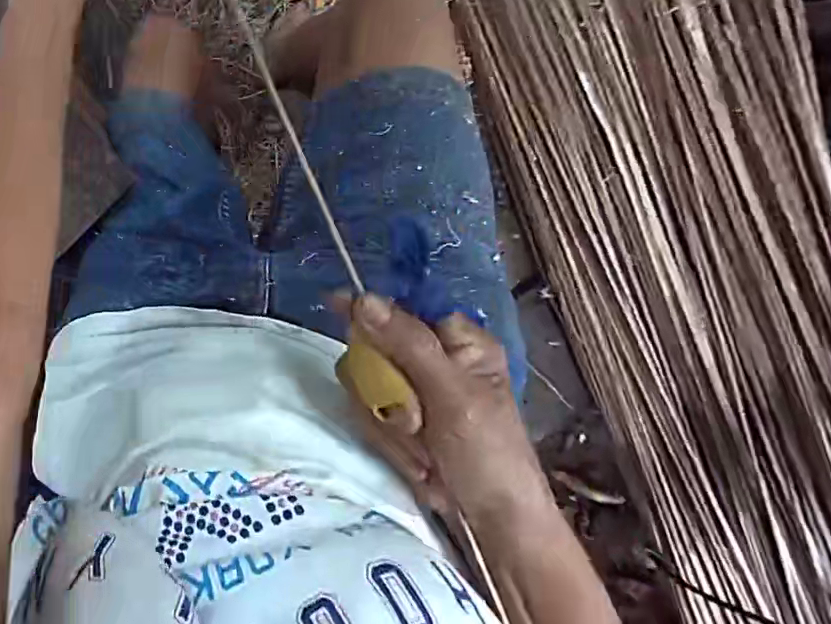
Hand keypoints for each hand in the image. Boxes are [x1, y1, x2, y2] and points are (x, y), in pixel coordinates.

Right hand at [329, 292, 547, 520]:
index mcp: (458, 341)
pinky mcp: (399, 421)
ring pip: (366, 382)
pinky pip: (369, 413)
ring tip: (423, 452)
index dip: (370, 309)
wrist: (495, 531)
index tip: (335, 306)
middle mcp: (432, 359)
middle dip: (386, 388)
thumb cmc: (488, 455)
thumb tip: (363, 298)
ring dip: (388, 422)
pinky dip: (389, 441)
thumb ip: (407, 343)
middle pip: (375, 345)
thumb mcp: (452, 394)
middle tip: (413, 421)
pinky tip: (418, 464)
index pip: (402, 307)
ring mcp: (414, 391)